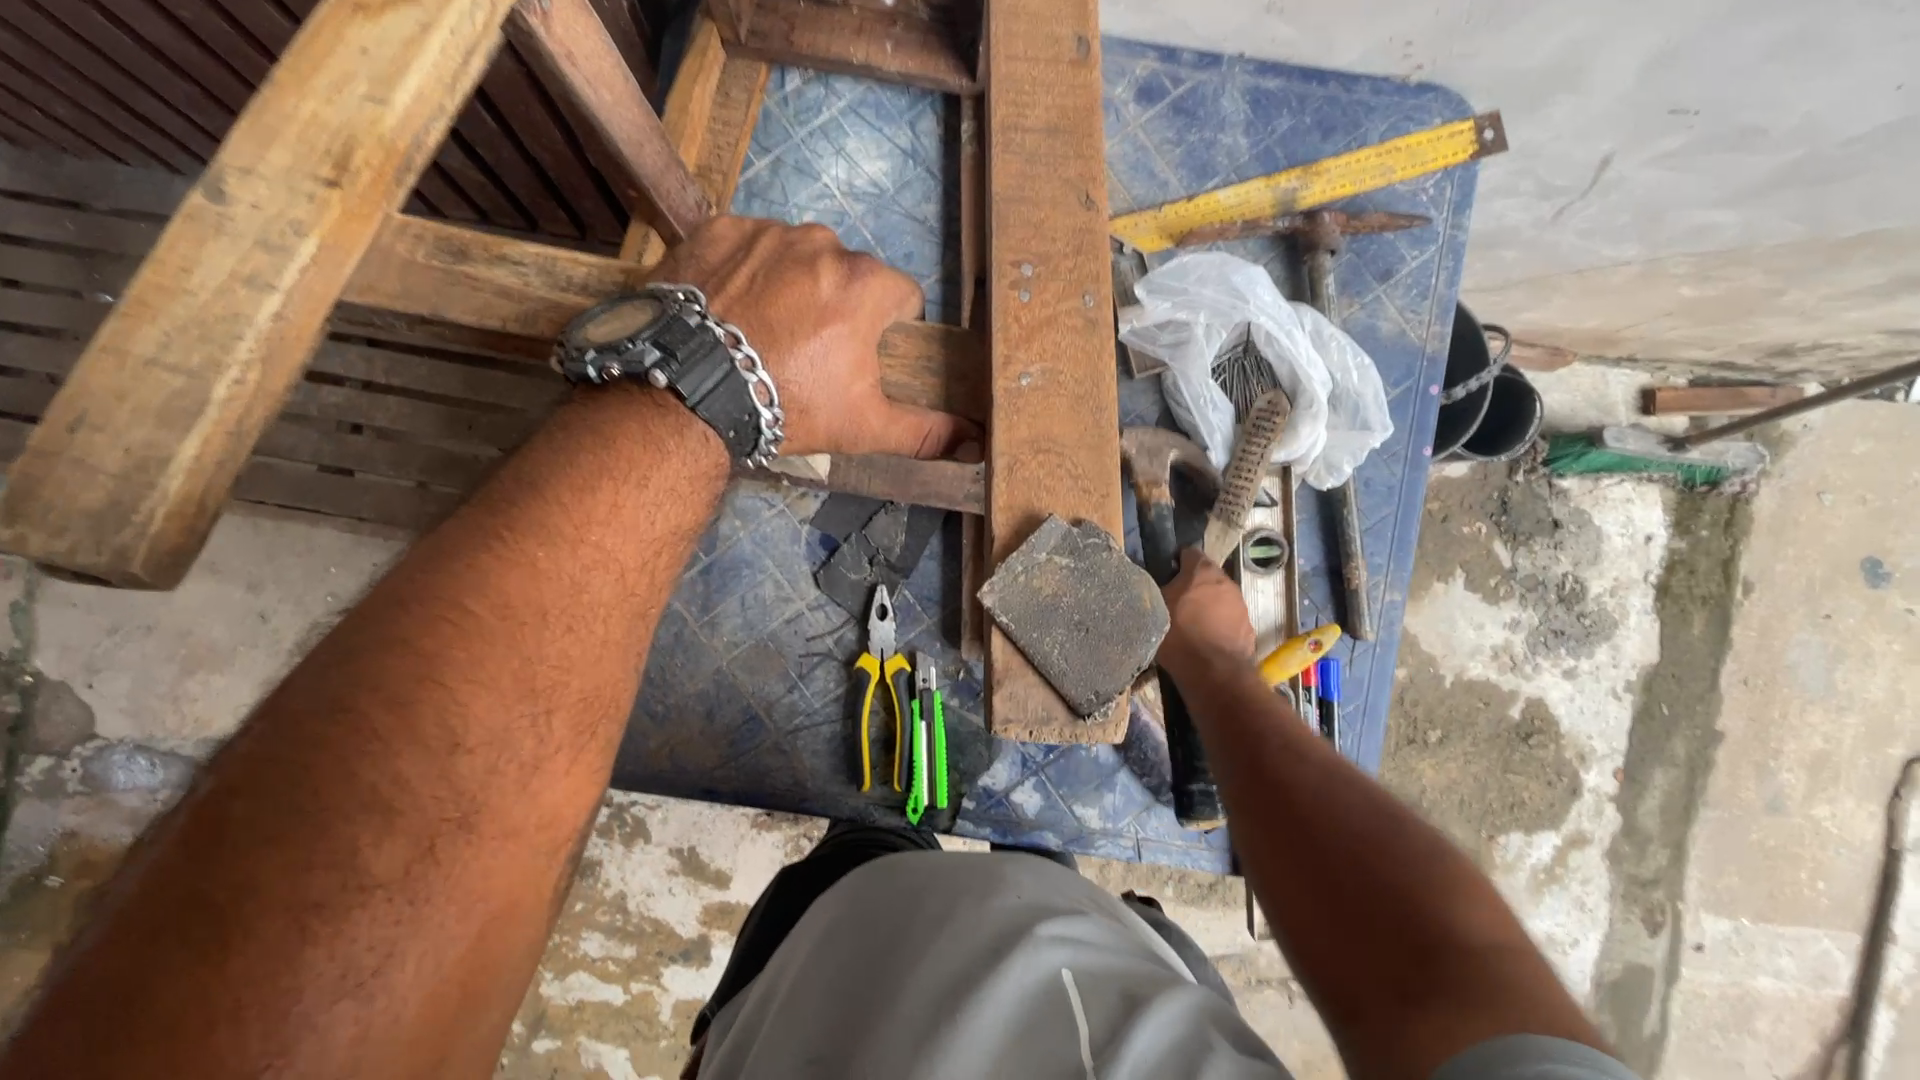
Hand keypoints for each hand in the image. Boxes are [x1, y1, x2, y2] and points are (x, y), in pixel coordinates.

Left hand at [650, 217, 975, 458]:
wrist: (687, 392)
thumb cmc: (788, 405)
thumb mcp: (863, 426)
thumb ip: (924, 430)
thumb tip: (976, 441)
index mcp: (865, 284)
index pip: (901, 294)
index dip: (887, 327)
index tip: (860, 355)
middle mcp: (821, 242)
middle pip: (847, 272)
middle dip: (836, 303)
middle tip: (806, 349)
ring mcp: (766, 231)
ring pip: (797, 255)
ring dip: (790, 283)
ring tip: (762, 330)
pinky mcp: (717, 230)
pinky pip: (747, 245)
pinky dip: (744, 270)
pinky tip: (729, 307)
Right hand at [1159, 548, 1254, 676]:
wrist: (1212, 671)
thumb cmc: (1178, 633)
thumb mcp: (1156, 607)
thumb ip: (1161, 589)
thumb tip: (1161, 584)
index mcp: (1202, 570)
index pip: (1189, 552)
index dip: (1176, 562)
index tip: (1166, 576)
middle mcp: (1226, 581)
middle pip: (1207, 576)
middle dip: (1194, 585)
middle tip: (1176, 602)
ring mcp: (1240, 604)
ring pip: (1220, 597)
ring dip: (1208, 605)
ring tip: (1192, 624)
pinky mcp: (1248, 626)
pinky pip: (1229, 619)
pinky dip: (1219, 624)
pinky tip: (1207, 640)